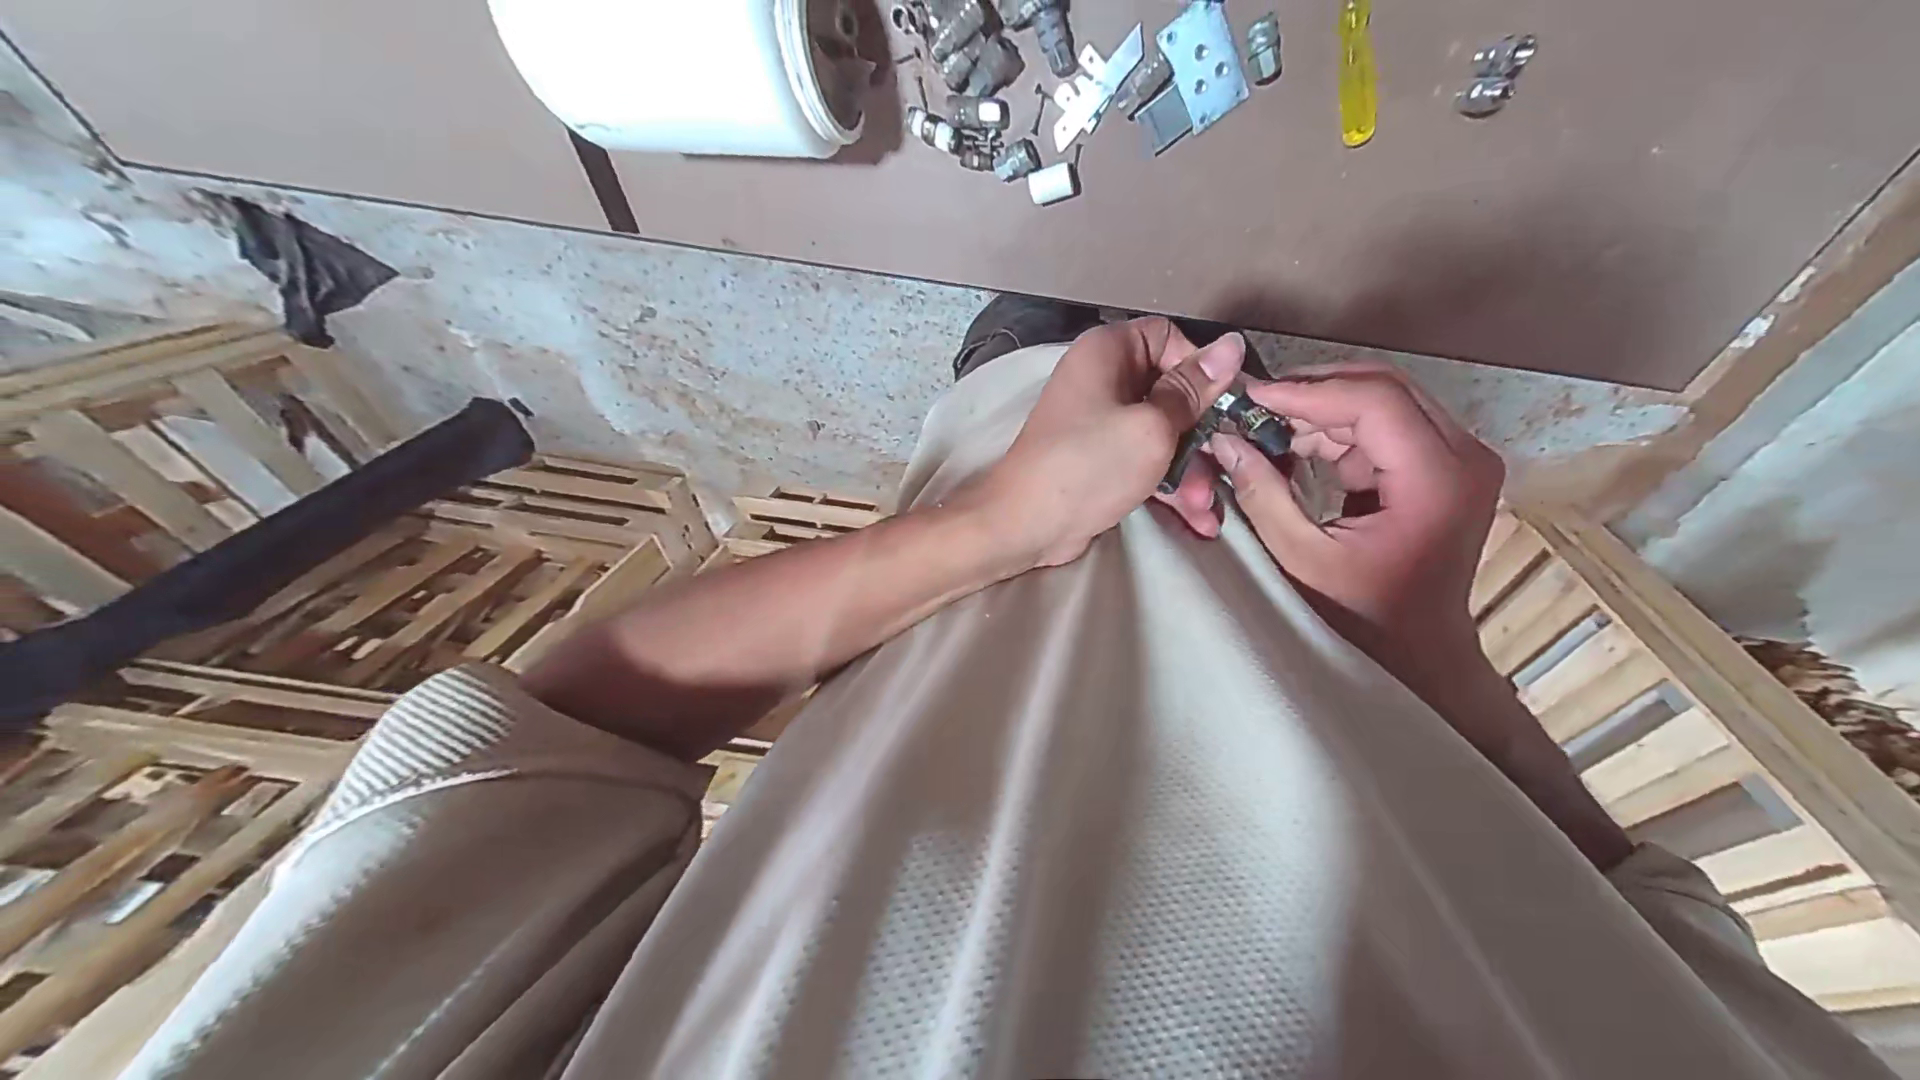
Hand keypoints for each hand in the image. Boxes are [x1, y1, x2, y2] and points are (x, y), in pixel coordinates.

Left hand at [964, 318, 1246, 568]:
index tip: (1227, 402)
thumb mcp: (1152, 426)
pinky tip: (1195, 516)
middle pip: (1170, 391)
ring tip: (1204, 506)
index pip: (1169, 338)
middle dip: (1201, 434)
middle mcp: (1102, 380)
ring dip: (1189, 469)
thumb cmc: (1086, 466)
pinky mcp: (1100, 459)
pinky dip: (1168, 484)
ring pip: (1162, 433)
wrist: (1026, 525)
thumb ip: (1193, 390)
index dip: (1201, 367)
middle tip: (1224, 463)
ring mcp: (1099, 422)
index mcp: (1107, 352)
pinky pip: (1145, 460)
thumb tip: (1230, 347)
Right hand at [1204, 364, 1504, 687]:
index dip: (1307, 391)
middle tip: (1253, 405)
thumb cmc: (1361, 616)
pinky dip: (1336, 431)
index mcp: (1437, 480)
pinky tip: (1294, 446)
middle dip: (1313, 391)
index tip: (1249, 395)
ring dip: (1321, 410)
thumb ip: (1262, 494)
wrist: (1417, 650)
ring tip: (1265, 428)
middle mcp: (1462, 456)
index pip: (1374, 401)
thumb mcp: (1301, 557)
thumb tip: (1224, 441)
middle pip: (1384, 389)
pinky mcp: (1442, 468)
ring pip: (1383, 402)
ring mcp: (1458, 460)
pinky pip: (1385, 427)